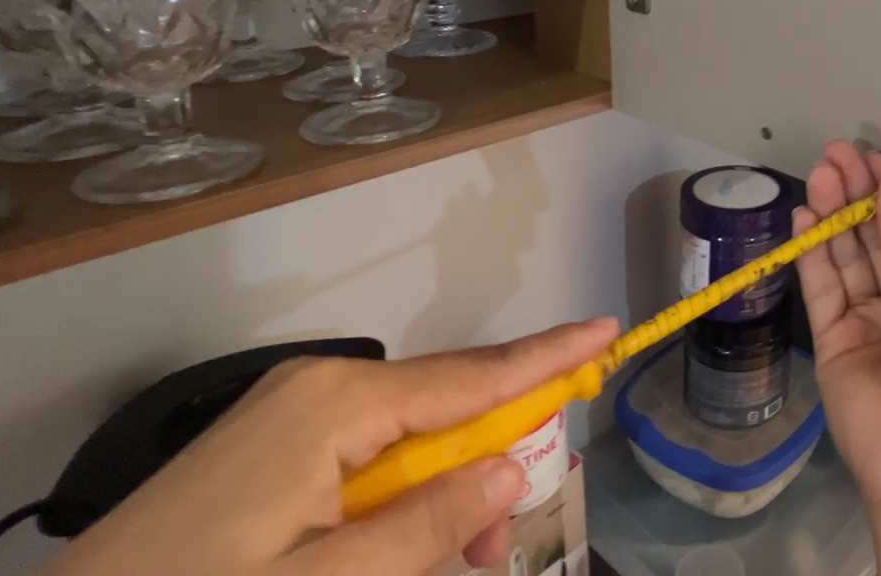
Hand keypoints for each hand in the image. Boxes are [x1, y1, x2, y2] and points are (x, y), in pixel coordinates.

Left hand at [44, 319, 616, 575]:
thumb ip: (427, 525)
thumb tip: (509, 464)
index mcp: (342, 404)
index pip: (476, 375)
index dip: (550, 356)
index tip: (609, 328)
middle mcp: (323, 389)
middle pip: (447, 406)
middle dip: (486, 463)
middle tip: (490, 548)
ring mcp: (292, 412)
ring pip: (408, 439)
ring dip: (436, 497)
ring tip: (440, 562)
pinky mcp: (271, 444)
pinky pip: (365, 456)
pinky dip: (393, 501)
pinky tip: (384, 549)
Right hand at [793, 141, 880, 575]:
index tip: (873, 157)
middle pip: (876, 238)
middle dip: (858, 194)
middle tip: (836, 153)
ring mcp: (867, 322)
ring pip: (846, 257)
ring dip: (832, 215)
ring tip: (819, 173)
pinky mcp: (833, 342)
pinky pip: (821, 289)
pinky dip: (811, 253)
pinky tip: (804, 217)